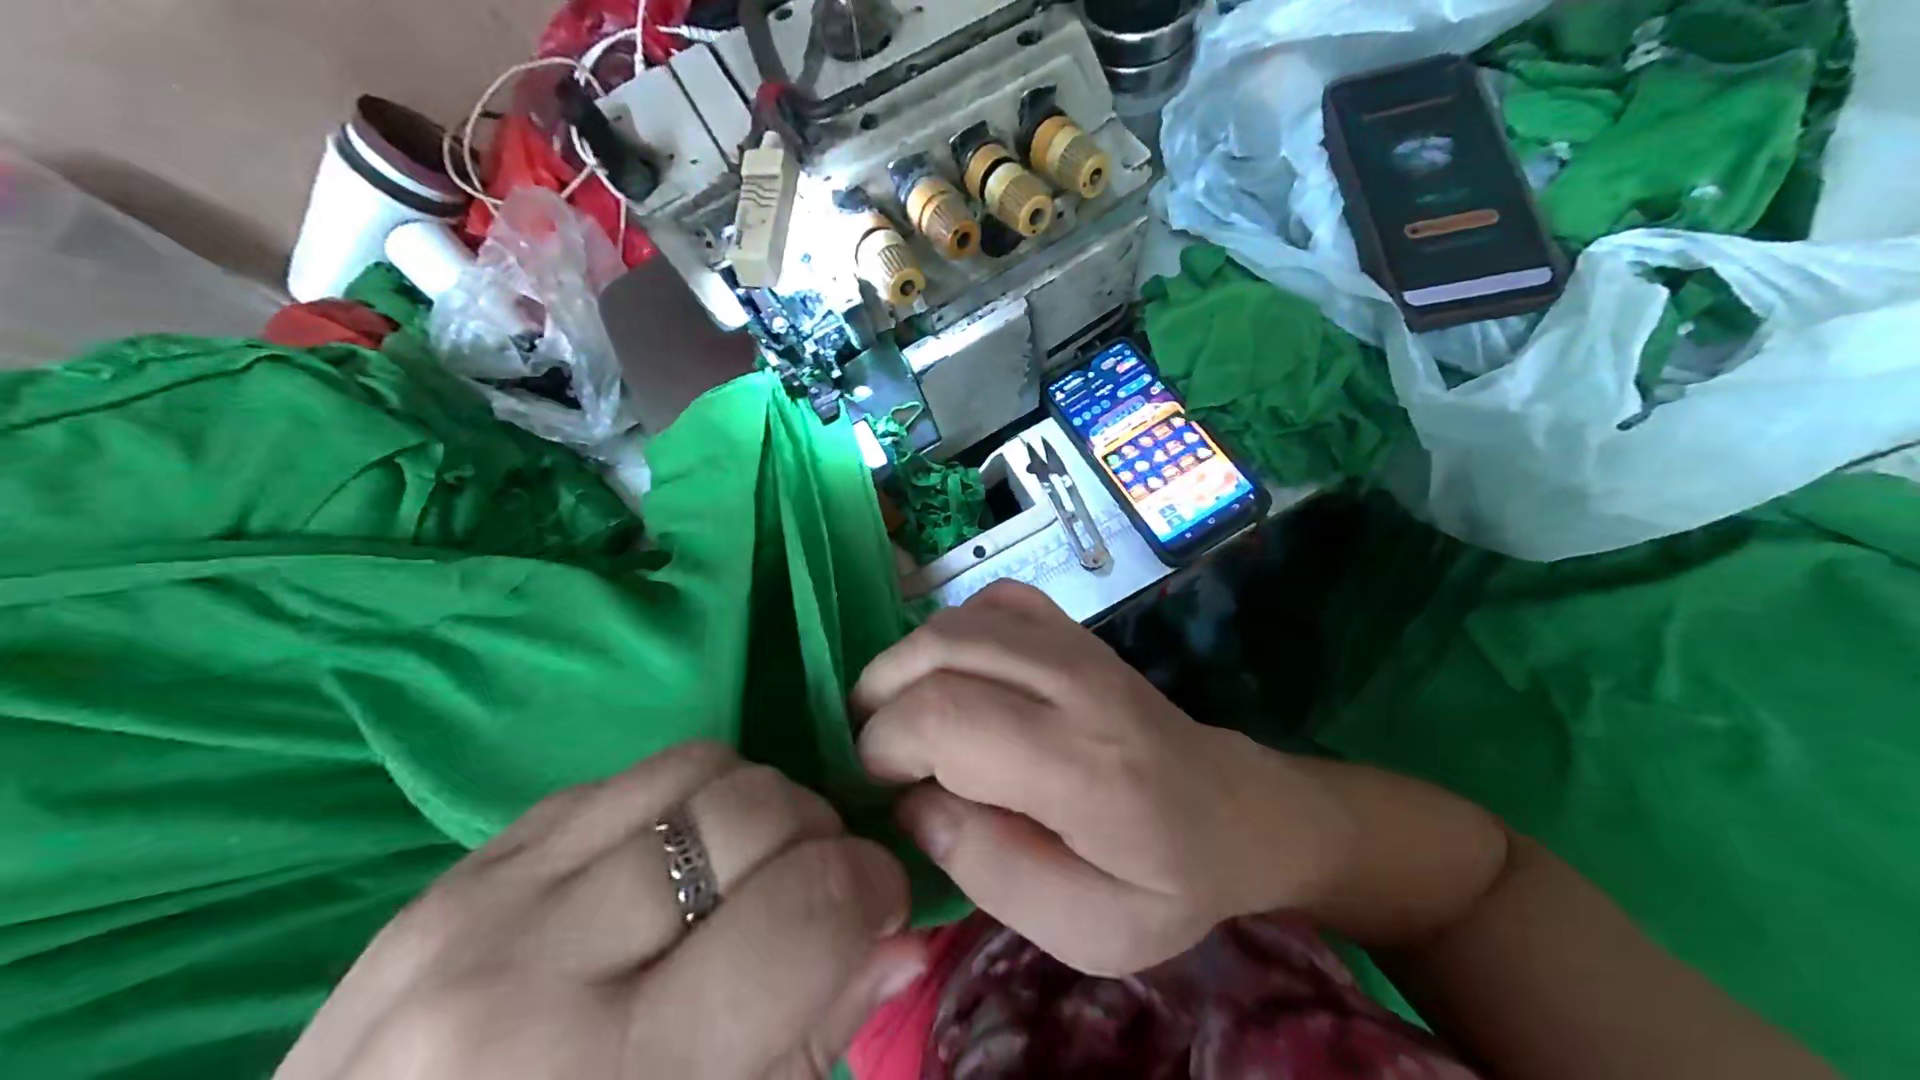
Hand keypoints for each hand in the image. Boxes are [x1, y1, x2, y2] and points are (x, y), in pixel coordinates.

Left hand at [274, 742, 925, 1079]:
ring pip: (698, 766)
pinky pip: (626, 778)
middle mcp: (542, 965)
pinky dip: (683, 804)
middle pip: (755, 812)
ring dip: (757, 804)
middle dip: (822, 836)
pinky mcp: (468, 860)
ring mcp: (492, 895)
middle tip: (820, 886)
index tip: (881, 906)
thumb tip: (901, 938)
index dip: (873, 889)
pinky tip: (672, 865)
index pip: (805, 910)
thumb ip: (814, 1040)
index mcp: (610, 1072)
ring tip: (751, 866)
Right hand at [853, 582, 1355, 976]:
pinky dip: (949, 636)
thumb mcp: (1087, 927)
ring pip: (952, 622)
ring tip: (902, 722)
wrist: (1233, 810)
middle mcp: (1074, 681)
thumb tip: (912, 805)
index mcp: (1081, 763)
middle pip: (937, 653)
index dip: (885, 745)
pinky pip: (986, 605)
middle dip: (881, 703)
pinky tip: (952, 680)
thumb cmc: (1162, 879)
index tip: (882, 789)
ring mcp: (1073, 642)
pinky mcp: (1070, 628)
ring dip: (904, 668)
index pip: (945, 717)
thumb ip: (989, 871)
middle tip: (879, 758)